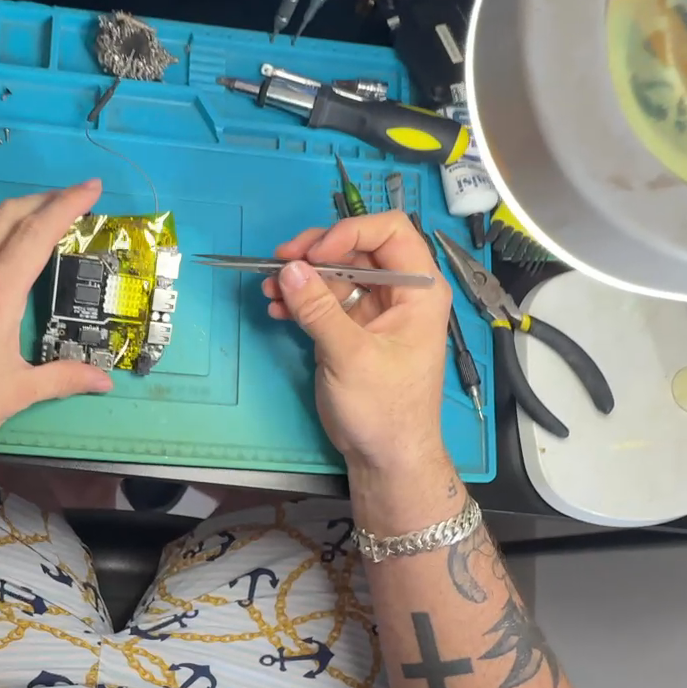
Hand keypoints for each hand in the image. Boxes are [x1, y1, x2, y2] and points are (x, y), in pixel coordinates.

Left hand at [0, 181, 114, 472]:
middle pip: (5, 217)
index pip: (35, 236)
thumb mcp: (18, 393)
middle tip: (67, 198)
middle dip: (42, 199)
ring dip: (5, 211)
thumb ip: (64, 378)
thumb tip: (104, 382)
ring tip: (28, 214)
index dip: (66, 205)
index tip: (89, 188)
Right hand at [261, 212, 455, 478]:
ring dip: (301, 277)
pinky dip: (300, 300)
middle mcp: (397, 293)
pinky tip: (277, 308)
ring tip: (269, 288)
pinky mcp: (350, 330)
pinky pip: (324, 302)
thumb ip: (319, 310)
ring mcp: (372, 311)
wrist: (385, 456)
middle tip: (279, 263)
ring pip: (336, 274)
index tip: (313, 256)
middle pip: (357, 248)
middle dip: (316, 252)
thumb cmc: (383, 409)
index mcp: (417, 290)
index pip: (390, 232)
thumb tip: (288, 269)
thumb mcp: (350, 356)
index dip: (349, 233)